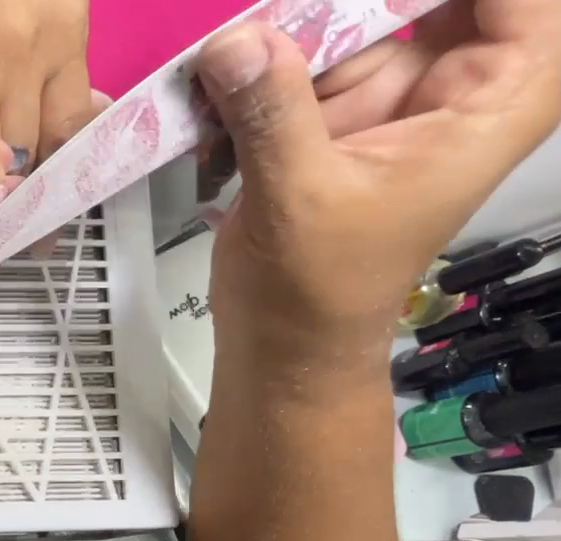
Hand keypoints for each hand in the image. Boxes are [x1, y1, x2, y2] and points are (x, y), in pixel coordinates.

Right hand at [197, 5, 560, 374]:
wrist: (281, 340)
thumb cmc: (316, 283)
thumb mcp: (298, 196)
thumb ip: (272, 113)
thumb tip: (230, 40)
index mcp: (496, 91)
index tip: (345, 2)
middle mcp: (451, 77)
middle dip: (336, 7)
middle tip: (263, 24)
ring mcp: (385, 95)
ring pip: (345, 23)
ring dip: (279, 42)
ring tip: (219, 63)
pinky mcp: (327, 118)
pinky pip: (293, 69)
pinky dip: (250, 78)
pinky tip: (211, 99)